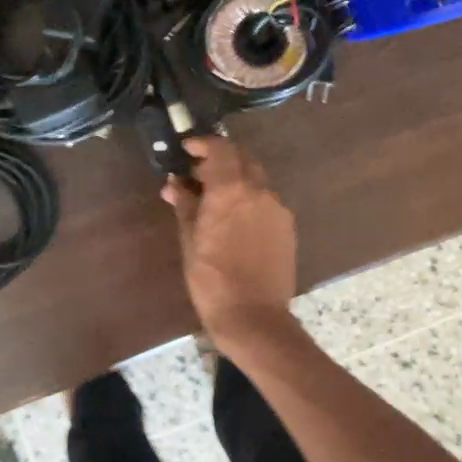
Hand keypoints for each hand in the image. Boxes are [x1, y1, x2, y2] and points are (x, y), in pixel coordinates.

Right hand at [161, 136, 297, 348]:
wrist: (254, 317)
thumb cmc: (212, 278)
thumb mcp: (189, 239)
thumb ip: (185, 204)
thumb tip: (174, 184)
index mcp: (231, 189)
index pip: (220, 148)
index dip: (203, 143)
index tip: (187, 149)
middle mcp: (259, 190)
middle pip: (241, 158)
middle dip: (220, 160)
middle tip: (198, 176)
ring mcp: (277, 208)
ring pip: (256, 179)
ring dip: (236, 180)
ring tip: (215, 200)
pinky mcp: (287, 227)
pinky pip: (266, 200)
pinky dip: (249, 199)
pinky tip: (235, 220)